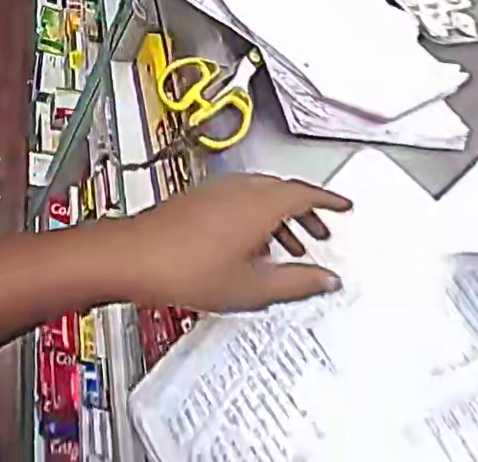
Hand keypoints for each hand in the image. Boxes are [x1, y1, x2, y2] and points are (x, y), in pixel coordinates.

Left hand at [104, 175, 351, 311]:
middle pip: (278, 190)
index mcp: (254, 205)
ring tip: (290, 246)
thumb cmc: (185, 268)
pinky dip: (254, 215)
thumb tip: (326, 278)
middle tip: (321, 232)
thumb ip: (296, 282)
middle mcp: (233, 190)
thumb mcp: (253, 287)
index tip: (344, 205)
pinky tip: (252, 244)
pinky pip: (235, 199)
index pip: (300, 193)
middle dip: (304, 209)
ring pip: (256, 194)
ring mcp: (210, 192)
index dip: (326, 199)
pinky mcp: (194, 199)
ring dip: (278, 214)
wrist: (134, 256)